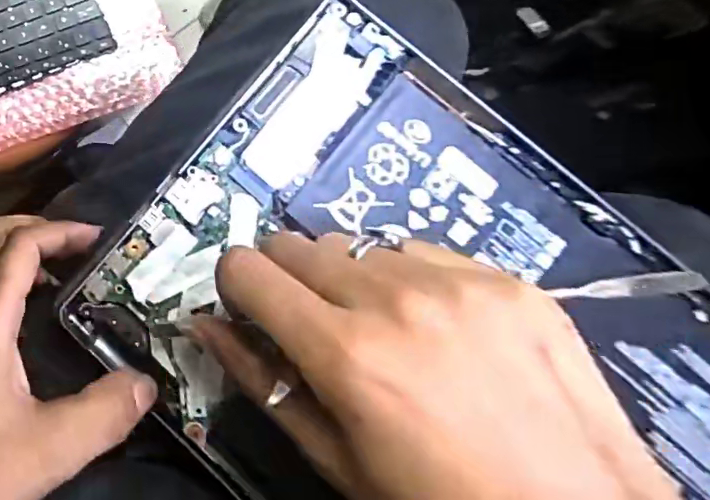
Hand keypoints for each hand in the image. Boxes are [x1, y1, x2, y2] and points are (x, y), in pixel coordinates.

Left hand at [0, 217, 156, 499]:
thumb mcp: (47, 449)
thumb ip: (102, 415)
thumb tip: (145, 383)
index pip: (21, 244)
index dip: (60, 230)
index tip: (96, 238)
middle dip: (36, 225)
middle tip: (74, 244)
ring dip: (10, 242)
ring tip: (49, 264)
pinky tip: (15, 304)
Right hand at [191, 235, 678, 499]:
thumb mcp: (343, 465)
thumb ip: (263, 383)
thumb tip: (204, 323)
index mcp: (346, 353)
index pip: (246, 267)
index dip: (238, 286)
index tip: (253, 309)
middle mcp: (392, 297)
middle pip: (295, 244)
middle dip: (290, 279)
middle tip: (319, 325)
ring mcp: (455, 280)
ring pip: (358, 244)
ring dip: (354, 278)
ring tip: (392, 329)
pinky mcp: (505, 278)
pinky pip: (424, 251)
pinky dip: (415, 279)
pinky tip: (447, 327)